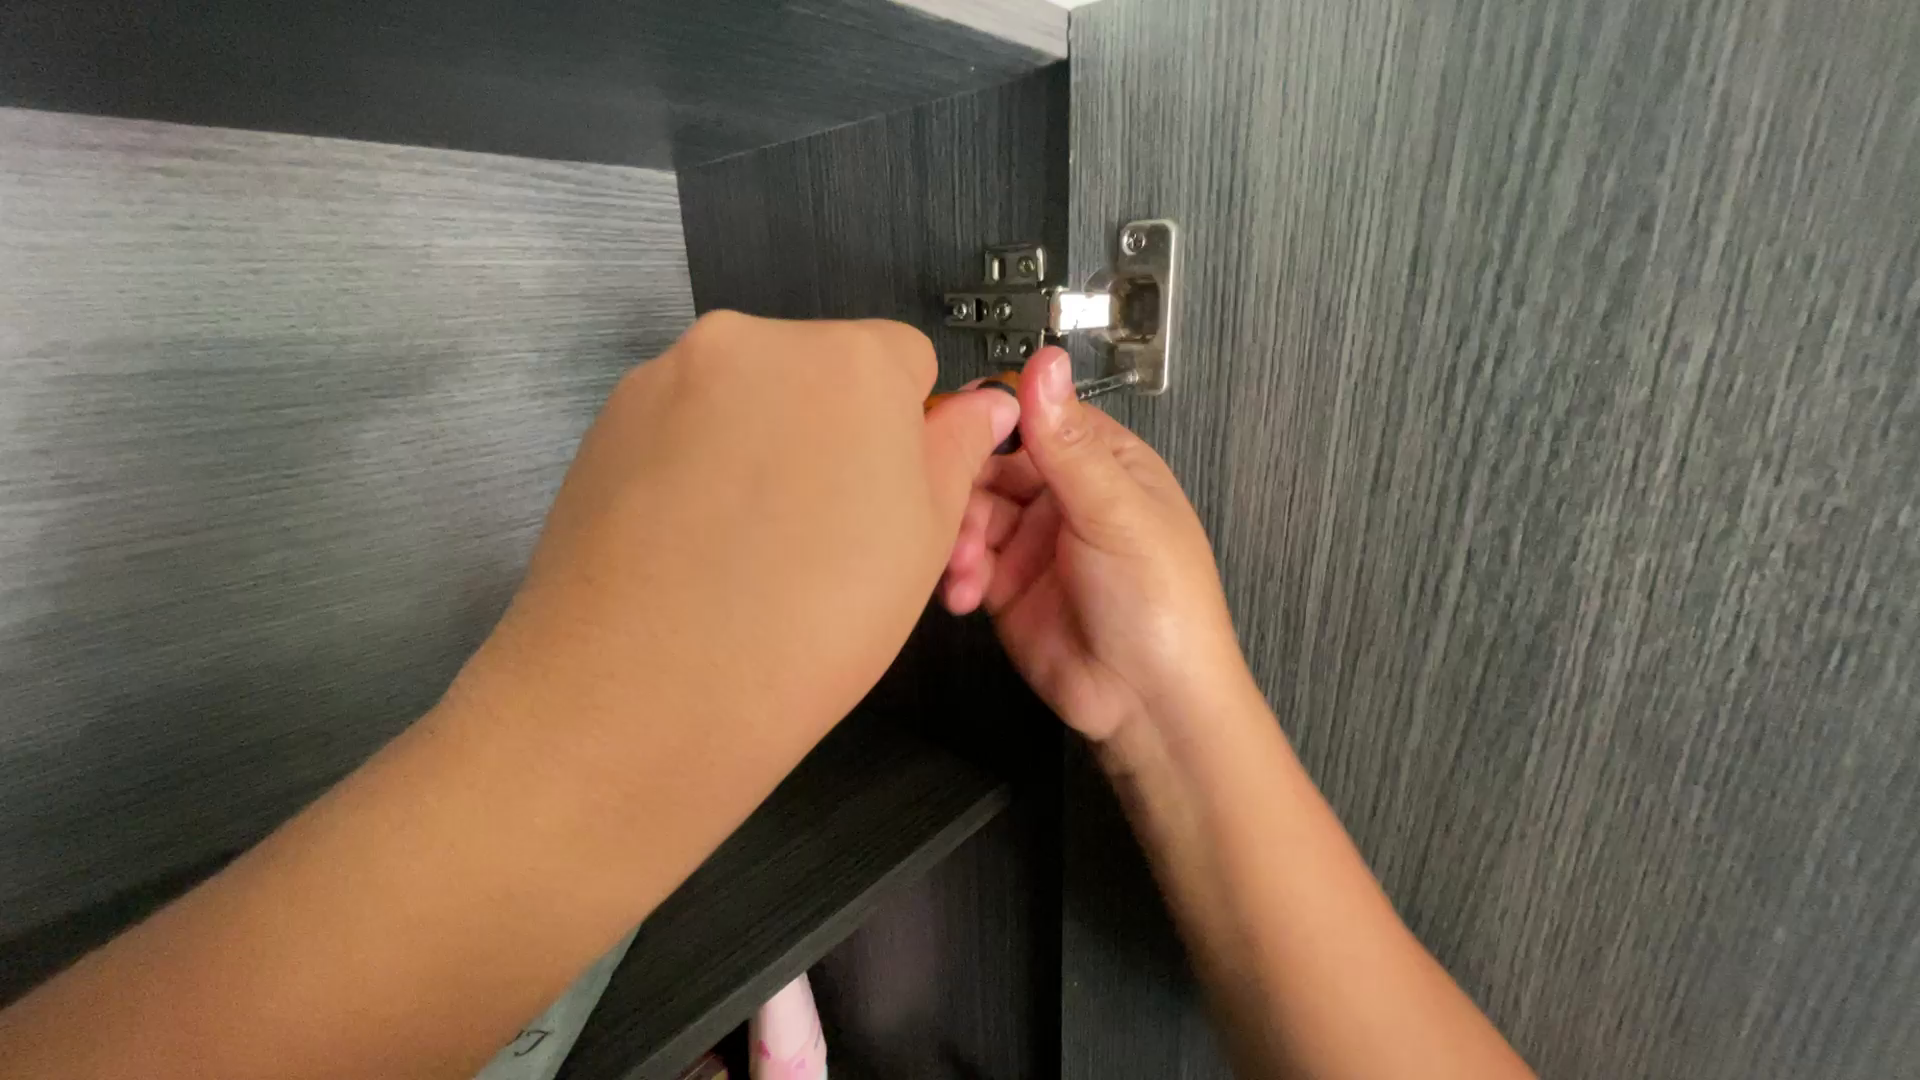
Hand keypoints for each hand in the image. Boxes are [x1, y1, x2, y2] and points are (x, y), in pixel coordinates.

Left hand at [461, 311, 1019, 753]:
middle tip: (830, 524)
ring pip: (752, 394)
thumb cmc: (815, 620)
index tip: (891, 489)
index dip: (909, 428)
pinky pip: (687, 420)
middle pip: (824, 368)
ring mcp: (670, 374)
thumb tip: (983, 407)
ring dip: (770, 442)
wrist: (649, 694)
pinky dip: (705, 460)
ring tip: (758, 542)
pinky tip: (700, 539)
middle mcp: (754, 340)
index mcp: (852, 360)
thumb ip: (958, 451)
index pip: (907, 357)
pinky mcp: (610, 418)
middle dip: (839, 427)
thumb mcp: (924, 539)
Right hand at [940, 346, 1255, 742]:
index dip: (989, 419)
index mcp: (1100, 463)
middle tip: (949, 510)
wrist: (1147, 704)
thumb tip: (1048, 361)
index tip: (950, 429)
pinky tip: (962, 593)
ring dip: (955, 537)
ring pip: (968, 514)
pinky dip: (953, 574)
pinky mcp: (1004, 586)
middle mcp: (1061, 496)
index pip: (1032, 416)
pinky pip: (961, 563)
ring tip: (963, 568)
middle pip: (988, 465)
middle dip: (963, 487)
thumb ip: (1069, 442)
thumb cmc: (1163, 605)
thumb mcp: (1116, 513)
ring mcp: (1030, 542)